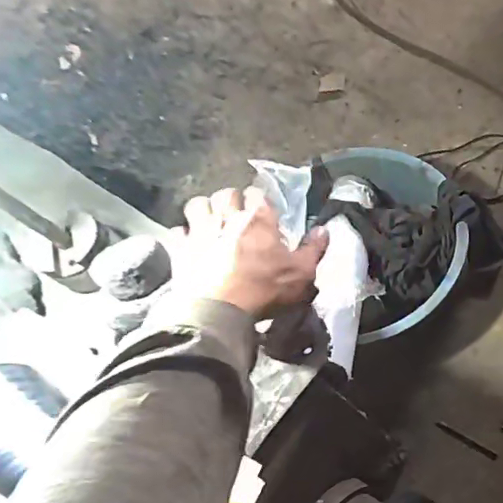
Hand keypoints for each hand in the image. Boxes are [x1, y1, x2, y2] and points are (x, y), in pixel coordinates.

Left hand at [174, 187, 328, 318]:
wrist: (219, 309)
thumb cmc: (265, 288)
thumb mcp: (302, 273)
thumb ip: (314, 249)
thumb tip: (324, 230)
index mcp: (259, 219)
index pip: (258, 193)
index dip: (261, 198)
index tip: (266, 209)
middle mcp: (227, 217)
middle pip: (226, 194)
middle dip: (233, 199)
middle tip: (239, 212)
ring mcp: (200, 230)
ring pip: (198, 203)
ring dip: (206, 208)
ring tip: (212, 220)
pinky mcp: (180, 247)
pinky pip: (179, 230)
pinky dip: (185, 233)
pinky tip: (192, 241)